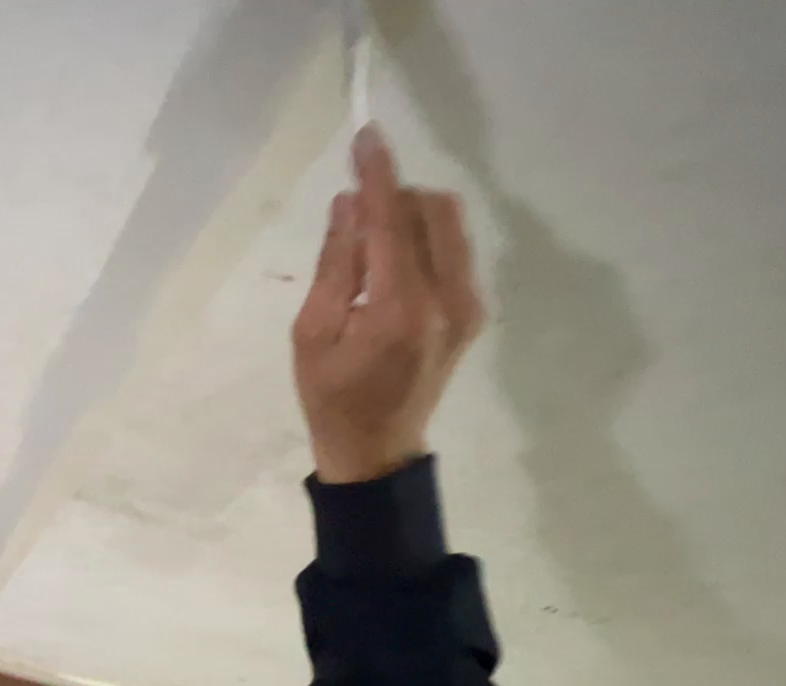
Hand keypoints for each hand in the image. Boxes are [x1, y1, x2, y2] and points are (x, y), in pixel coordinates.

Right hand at [292, 125, 484, 483]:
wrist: (375, 449)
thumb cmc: (330, 397)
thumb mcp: (312, 334)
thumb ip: (333, 265)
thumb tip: (348, 205)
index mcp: (398, 308)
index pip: (389, 220)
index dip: (376, 174)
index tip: (365, 136)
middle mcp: (447, 298)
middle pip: (433, 210)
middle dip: (394, 198)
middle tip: (355, 220)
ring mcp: (468, 306)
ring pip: (450, 226)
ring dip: (410, 218)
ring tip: (370, 251)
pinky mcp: (473, 313)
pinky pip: (454, 253)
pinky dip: (423, 244)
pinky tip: (391, 274)